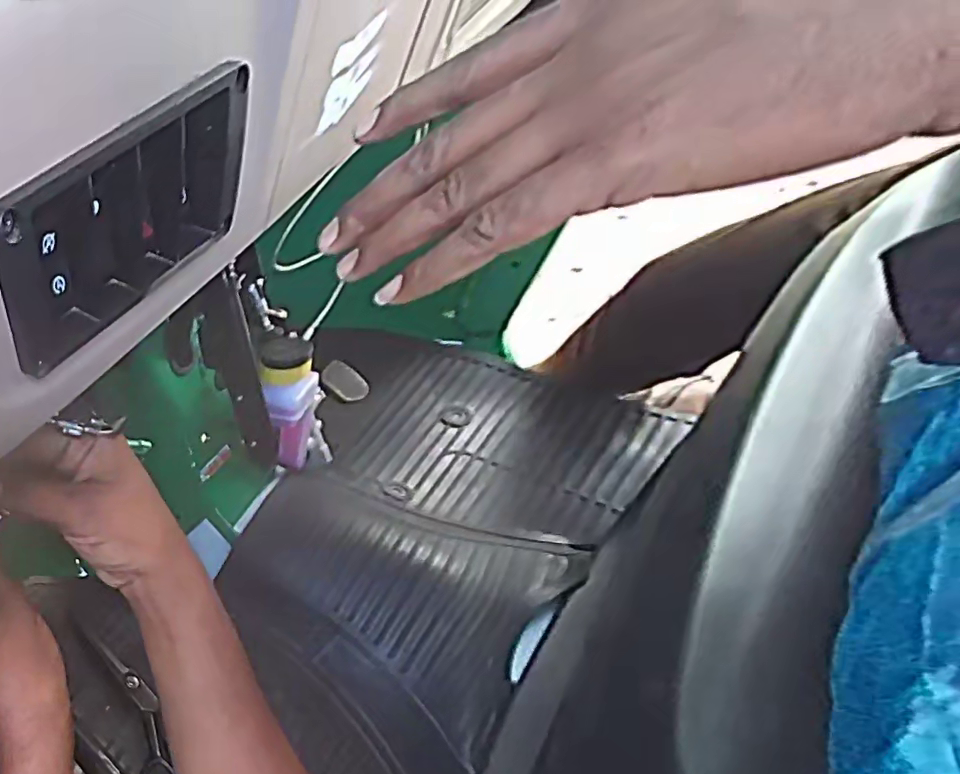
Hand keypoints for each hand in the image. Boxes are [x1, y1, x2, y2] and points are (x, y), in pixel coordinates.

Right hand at [0, 430, 198, 594]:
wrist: (151, 572)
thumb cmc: (129, 532)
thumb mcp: (78, 510)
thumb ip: (31, 495)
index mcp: (94, 442)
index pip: (40, 432)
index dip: (7, 441)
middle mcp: (81, 454)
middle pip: (31, 452)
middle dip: (1, 464)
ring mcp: (73, 480)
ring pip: (29, 475)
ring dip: (4, 484)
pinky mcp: (66, 504)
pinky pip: (33, 495)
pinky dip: (14, 500)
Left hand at [321, 0, 959, 305]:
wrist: (920, 8)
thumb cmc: (817, 13)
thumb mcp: (683, 20)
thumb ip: (606, 67)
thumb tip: (565, 115)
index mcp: (584, 20)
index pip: (464, 75)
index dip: (404, 112)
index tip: (365, 136)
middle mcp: (566, 67)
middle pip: (437, 146)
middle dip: (373, 196)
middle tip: (333, 231)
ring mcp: (579, 117)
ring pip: (451, 191)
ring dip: (389, 237)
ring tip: (351, 265)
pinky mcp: (605, 166)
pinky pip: (493, 228)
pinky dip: (438, 263)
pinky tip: (405, 285)